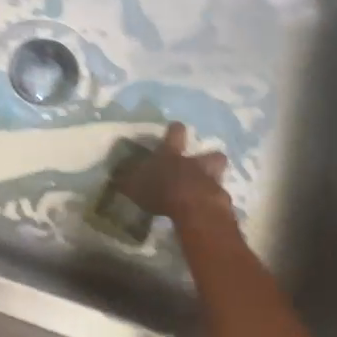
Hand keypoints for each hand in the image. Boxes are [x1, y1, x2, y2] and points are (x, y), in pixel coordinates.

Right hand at [115, 121, 231, 222]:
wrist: (194, 209)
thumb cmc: (160, 191)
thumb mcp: (133, 186)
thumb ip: (126, 180)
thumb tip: (114, 176)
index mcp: (171, 155)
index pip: (174, 134)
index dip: (175, 130)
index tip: (177, 126)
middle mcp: (194, 164)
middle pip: (210, 154)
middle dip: (210, 156)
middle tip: (205, 160)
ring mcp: (211, 181)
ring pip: (219, 174)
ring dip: (215, 177)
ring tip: (209, 186)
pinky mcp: (221, 200)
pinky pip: (220, 197)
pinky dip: (215, 201)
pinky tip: (209, 209)